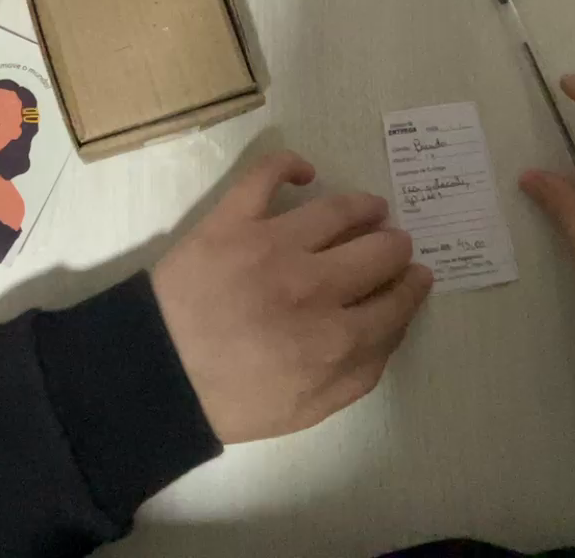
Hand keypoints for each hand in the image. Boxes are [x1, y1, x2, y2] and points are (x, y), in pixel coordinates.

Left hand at [152, 152, 433, 443]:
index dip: (412, 287)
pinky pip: (267, 175)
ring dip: (365, 206)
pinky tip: (306, 171)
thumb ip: (359, 375)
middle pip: (378, 252)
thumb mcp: (308, 409)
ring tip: (372, 207)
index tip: (417, 275)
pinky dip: (291, 164)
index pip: (395, 301)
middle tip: (394, 244)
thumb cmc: (232, 396)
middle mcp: (314, 284)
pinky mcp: (233, 218)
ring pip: (338, 210)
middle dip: (395, 248)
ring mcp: (273, 243)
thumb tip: (392, 329)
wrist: (157, 371)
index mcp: (335, 338)